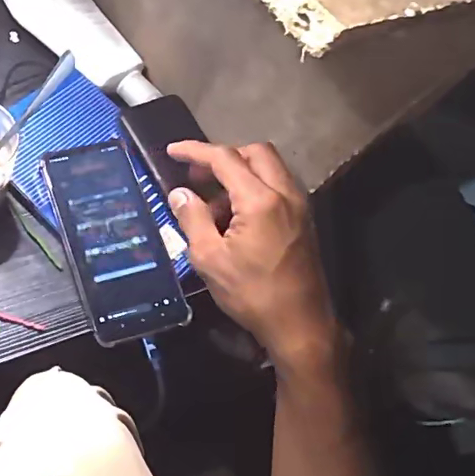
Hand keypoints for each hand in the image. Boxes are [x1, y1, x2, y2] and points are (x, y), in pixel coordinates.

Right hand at [167, 141, 336, 362]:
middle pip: (254, 153)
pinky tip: (232, 215)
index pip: (225, 159)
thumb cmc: (251, 293)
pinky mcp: (302, 220)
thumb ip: (192, 219)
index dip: (195, 151)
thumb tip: (180, 194)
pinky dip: (252, 188)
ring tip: (210, 200)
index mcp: (260, 200)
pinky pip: (276, 187)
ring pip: (268, 168)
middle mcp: (285, 193)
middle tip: (195, 175)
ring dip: (238, 173)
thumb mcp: (209, 258)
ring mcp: (299, 205)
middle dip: (222, 156)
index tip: (172, 151)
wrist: (299, 324)